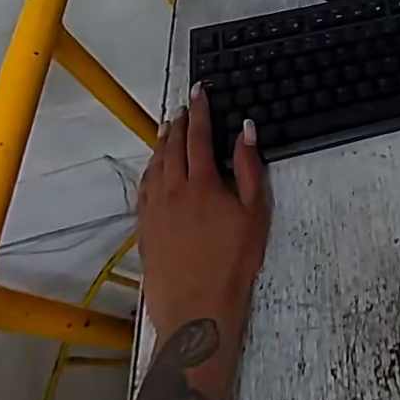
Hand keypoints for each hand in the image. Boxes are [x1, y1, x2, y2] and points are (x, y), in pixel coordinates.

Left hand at [137, 83, 270, 341]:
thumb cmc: (235, 258)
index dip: (200, 111)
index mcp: (202, 183)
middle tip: (185, 105)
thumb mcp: (255, 210)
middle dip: (181, 123)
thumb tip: (246, 129)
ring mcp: (154, 210)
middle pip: (173, 148)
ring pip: (155, 166)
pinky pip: (144, 188)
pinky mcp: (144, 228)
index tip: (199, 91)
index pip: (199, 137)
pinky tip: (154, 166)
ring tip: (168, 127)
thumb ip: (250, 166)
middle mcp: (172, 190)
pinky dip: (150, 168)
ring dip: (163, 143)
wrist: (198, 308)